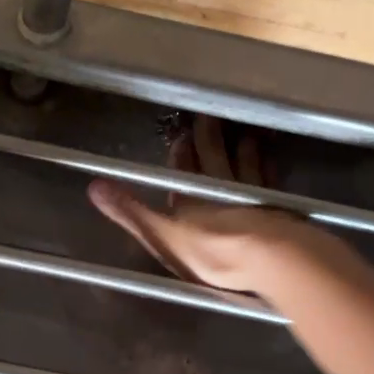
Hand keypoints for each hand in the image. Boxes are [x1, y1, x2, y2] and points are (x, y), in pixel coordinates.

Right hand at [87, 115, 309, 292]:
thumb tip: (92, 186)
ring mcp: (254, 195)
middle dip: (210, 137)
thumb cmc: (211, 250)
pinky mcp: (280, 207)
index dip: (181, 152)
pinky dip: (272, 167)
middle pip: (215, 156)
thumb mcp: (161, 235)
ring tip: (246, 132)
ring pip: (247, 163)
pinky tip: (276, 163)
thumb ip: (130, 212)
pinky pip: (273, 180)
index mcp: (191, 196)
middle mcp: (222, 187)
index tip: (180, 134)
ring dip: (245, 147)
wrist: (269, 258)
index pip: (184, 167)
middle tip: (210, 116)